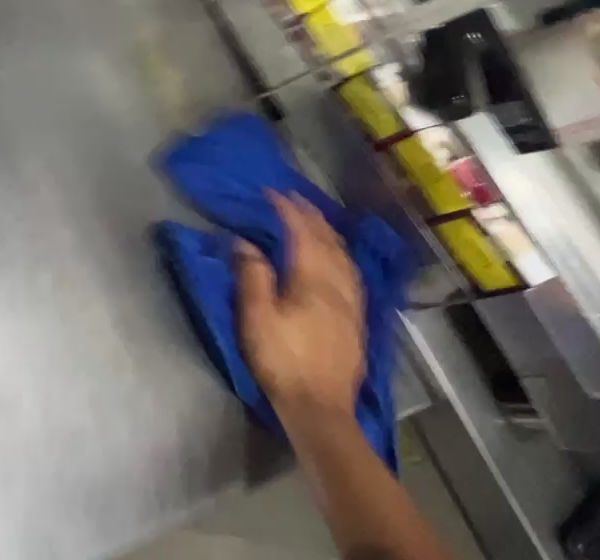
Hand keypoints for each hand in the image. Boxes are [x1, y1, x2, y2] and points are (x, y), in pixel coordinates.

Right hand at [236, 191, 365, 424]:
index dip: (288, 210)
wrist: (319, 406)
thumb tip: (245, 242)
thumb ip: (252, 275)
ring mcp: (351, 304)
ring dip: (328, 233)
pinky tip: (336, 258)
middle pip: (328, 242)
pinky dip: (340, 254)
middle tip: (292, 198)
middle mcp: (338, 286)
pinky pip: (350, 273)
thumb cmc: (281, 357)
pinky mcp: (355, 320)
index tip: (272, 192)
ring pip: (344, 257)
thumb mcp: (256, 315)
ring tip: (314, 219)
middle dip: (311, 216)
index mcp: (313, 280)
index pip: (302, 234)